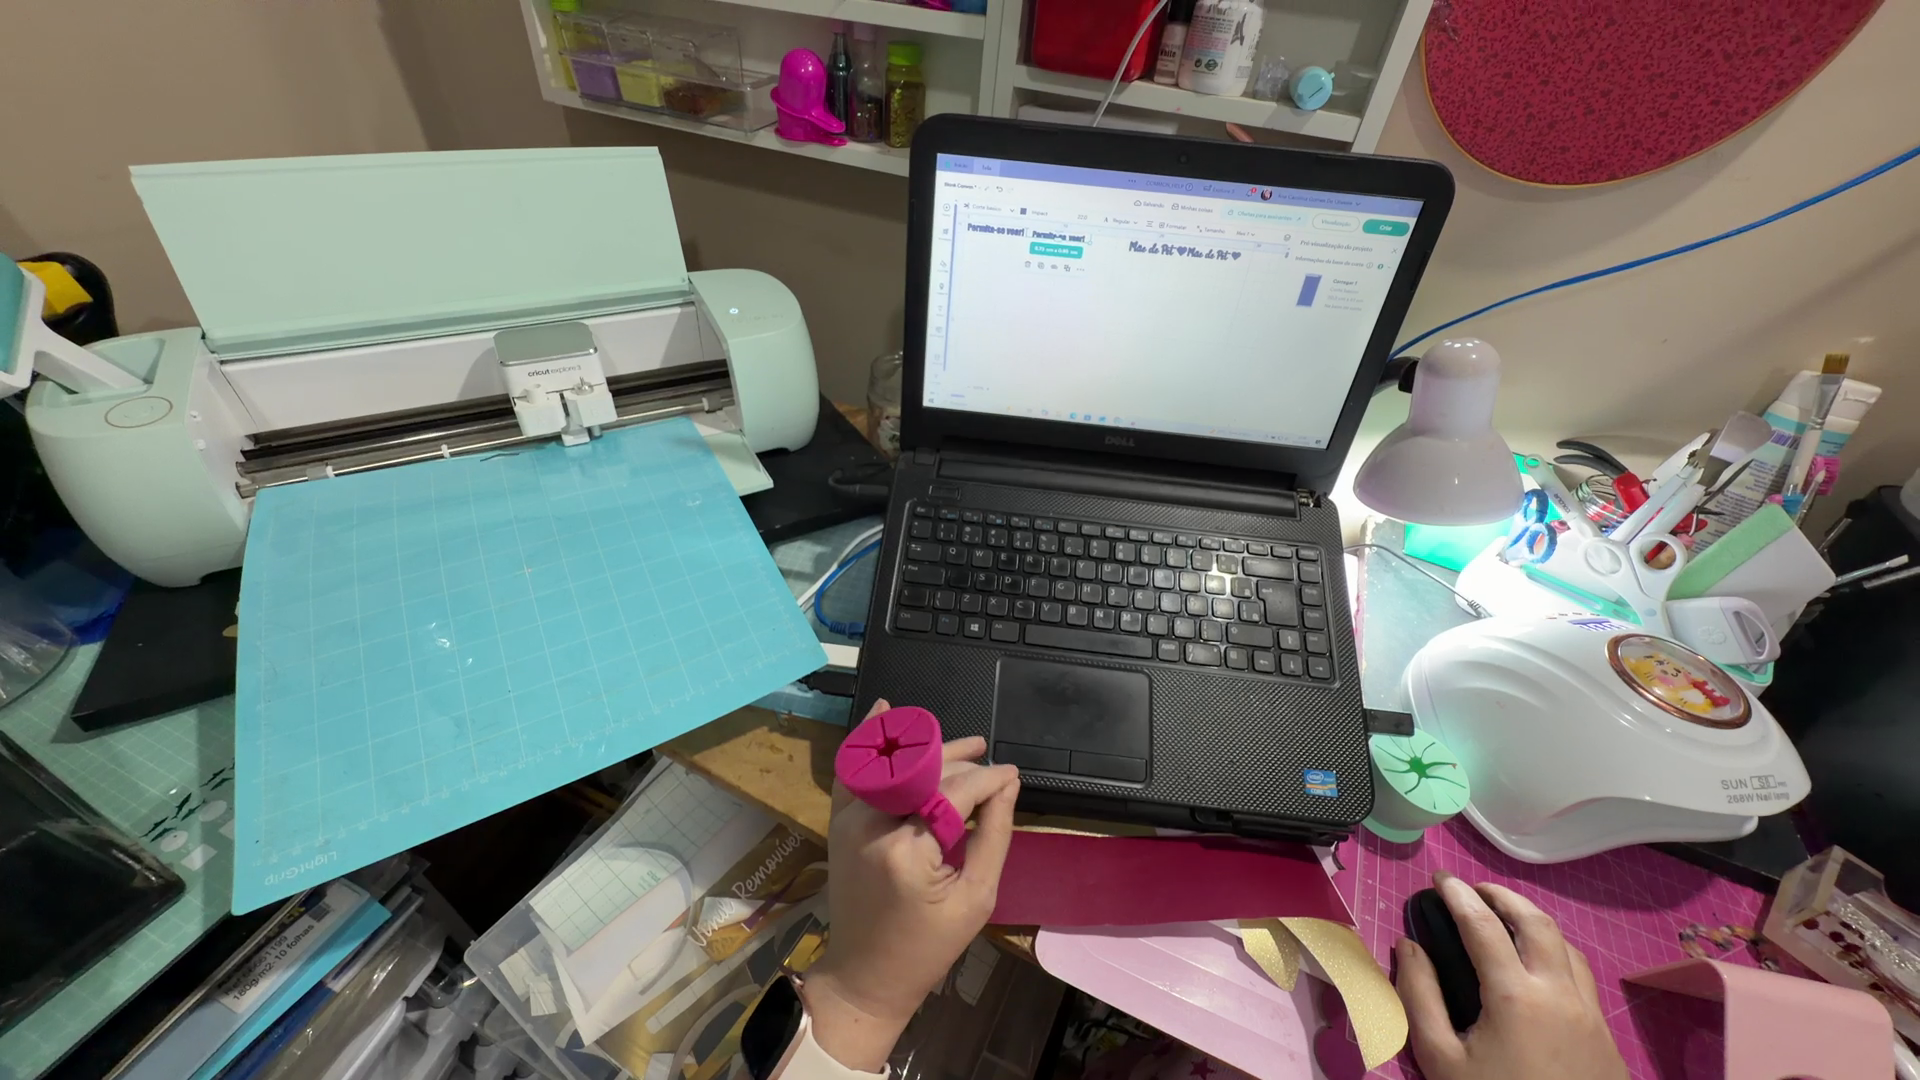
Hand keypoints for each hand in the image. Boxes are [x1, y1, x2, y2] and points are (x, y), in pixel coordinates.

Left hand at [802, 699, 1020, 1071]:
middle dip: (963, 763)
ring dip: (930, 751)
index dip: (989, 778)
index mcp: (908, 849)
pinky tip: (885, 709)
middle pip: (927, 772)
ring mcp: (849, 819)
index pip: (957, 791)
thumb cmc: (927, 947)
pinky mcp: (839, 820)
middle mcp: (872, 823)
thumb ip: (993, 834)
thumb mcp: (975, 897)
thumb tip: (1008, 785)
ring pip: (896, 764)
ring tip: (968, 746)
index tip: (1012, 775)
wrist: (865, 975)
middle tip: (991, 764)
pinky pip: (854, 769)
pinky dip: (870, 740)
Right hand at [1394, 871, 1626, 1079]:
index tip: (1439, 878)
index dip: (1457, 893)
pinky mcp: (1607, 1040)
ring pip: (1568, 947)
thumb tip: (1409, 946)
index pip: (1482, 924)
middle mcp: (1559, 995)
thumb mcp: (1439, 1056)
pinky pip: (1583, 978)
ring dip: (1533, 922)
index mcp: (1515, 995)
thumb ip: (1419, 994)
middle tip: (1474, 889)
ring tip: (1505, 920)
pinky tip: (1536, 967)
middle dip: (1502, 895)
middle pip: (1537, 923)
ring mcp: (1590, 1017)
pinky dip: (1556, 953)